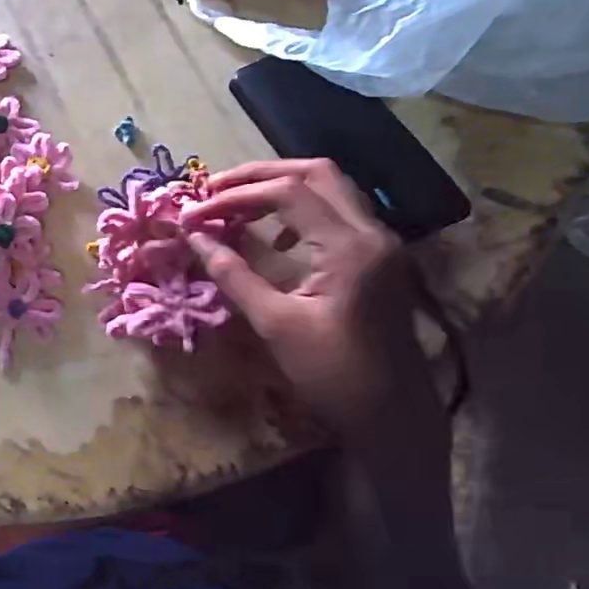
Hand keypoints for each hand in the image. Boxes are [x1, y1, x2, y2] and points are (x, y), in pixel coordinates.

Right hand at [182, 159, 426, 429]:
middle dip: (260, 175)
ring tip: (237, 204)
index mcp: (350, 247)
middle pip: (316, 173)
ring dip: (282, 187)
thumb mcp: (276, 324)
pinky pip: (339, 212)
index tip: (196, 212)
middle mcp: (372, 232)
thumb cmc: (333, 375)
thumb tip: (195, 237)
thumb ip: (234, 274)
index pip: (288, 194)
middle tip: (214, 189)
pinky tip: (276, 236)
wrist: (393, 416)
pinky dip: (302, 209)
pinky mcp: (379, 256)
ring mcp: (381, 242)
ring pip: (331, 187)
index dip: (236, 195)